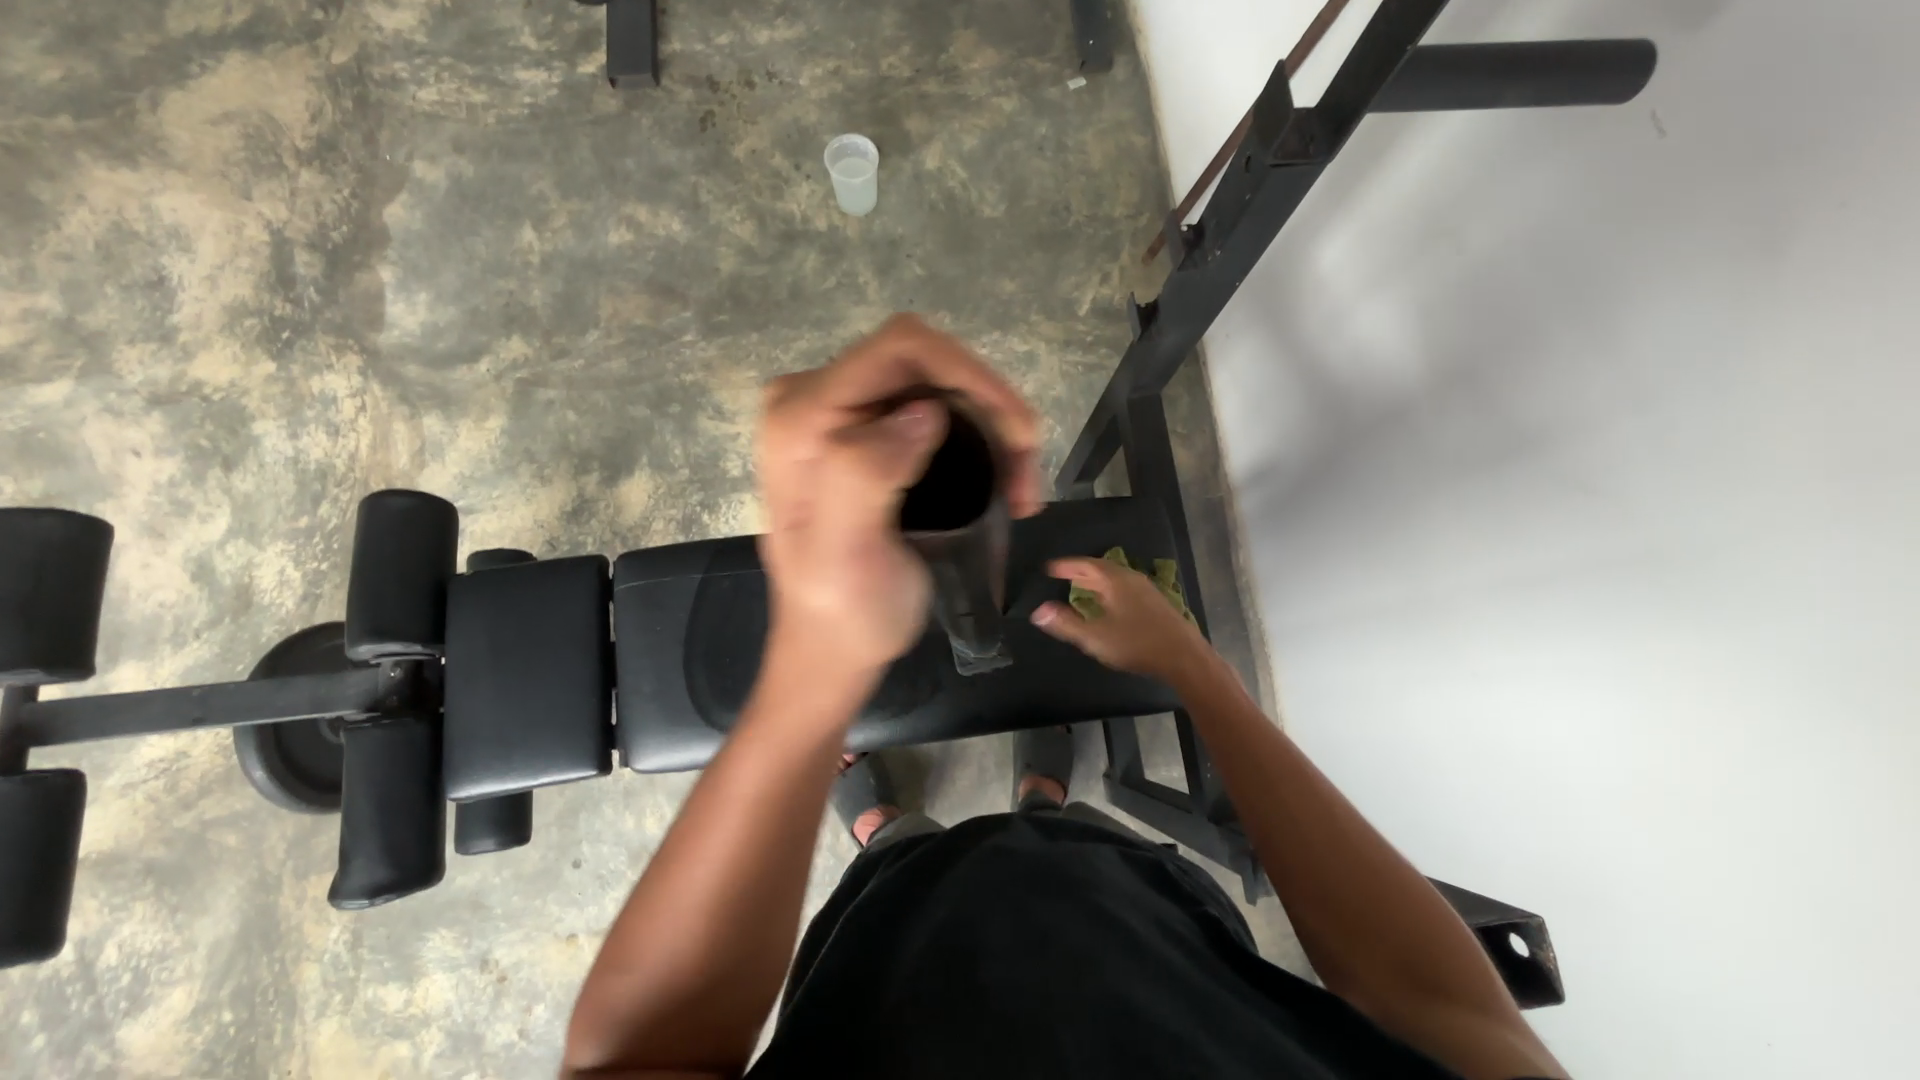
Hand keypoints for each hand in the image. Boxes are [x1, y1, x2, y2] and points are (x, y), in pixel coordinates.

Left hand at [757, 314, 1040, 674]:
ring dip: (994, 428)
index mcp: (800, 417)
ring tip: (1020, 489)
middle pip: (928, 363)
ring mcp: (842, 415)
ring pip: (942, 385)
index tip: (1020, 432)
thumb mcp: (844, 556)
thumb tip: (926, 412)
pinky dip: (982, 438)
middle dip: (991, 409)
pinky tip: (1004, 482)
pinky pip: (939, 409)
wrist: (833, 648)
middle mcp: (816, 400)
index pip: (900, 349)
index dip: (972, 375)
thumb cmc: (842, 613)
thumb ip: (863, 474)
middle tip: (1025, 479)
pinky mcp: (868, 433)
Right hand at [1029, 557, 1212, 680]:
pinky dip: (1110, 591)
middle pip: (1102, 569)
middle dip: (1081, 572)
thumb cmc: (1136, 644)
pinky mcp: (1157, 604)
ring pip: (1116, 579)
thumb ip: (1065, 624)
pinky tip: (1109, 606)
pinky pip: (1126, 589)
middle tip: (1062, 575)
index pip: (1085, 565)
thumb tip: (1037, 612)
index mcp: (1115, 581)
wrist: (1184, 657)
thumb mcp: (1095, 637)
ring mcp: (1147, 591)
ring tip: (1082, 589)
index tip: (1049, 568)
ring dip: (1097, 582)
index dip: (1066, 565)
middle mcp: (1131, 579)